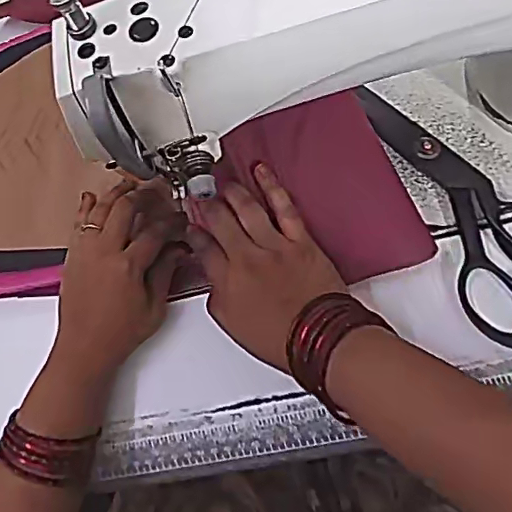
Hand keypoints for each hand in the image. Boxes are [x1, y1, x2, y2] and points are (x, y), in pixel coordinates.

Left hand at [51, 177, 186, 379]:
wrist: (84, 348)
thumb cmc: (116, 335)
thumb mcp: (153, 309)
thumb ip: (164, 273)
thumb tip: (176, 251)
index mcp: (128, 266)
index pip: (155, 231)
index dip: (171, 222)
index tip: (178, 219)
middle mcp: (104, 253)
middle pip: (126, 208)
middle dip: (145, 194)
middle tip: (156, 191)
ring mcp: (85, 251)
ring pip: (101, 209)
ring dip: (116, 193)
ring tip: (129, 184)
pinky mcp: (73, 255)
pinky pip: (79, 222)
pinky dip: (86, 206)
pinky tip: (92, 196)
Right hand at [186, 163, 345, 370]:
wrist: (321, 339)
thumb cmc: (281, 337)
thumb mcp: (232, 322)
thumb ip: (216, 294)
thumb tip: (212, 277)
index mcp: (227, 279)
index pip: (201, 245)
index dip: (192, 230)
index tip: (190, 223)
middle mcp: (247, 258)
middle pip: (218, 220)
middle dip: (205, 203)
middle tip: (199, 193)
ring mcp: (275, 246)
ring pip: (247, 208)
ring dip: (231, 191)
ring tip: (222, 182)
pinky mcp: (300, 241)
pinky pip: (283, 206)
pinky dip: (270, 186)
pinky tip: (260, 172)